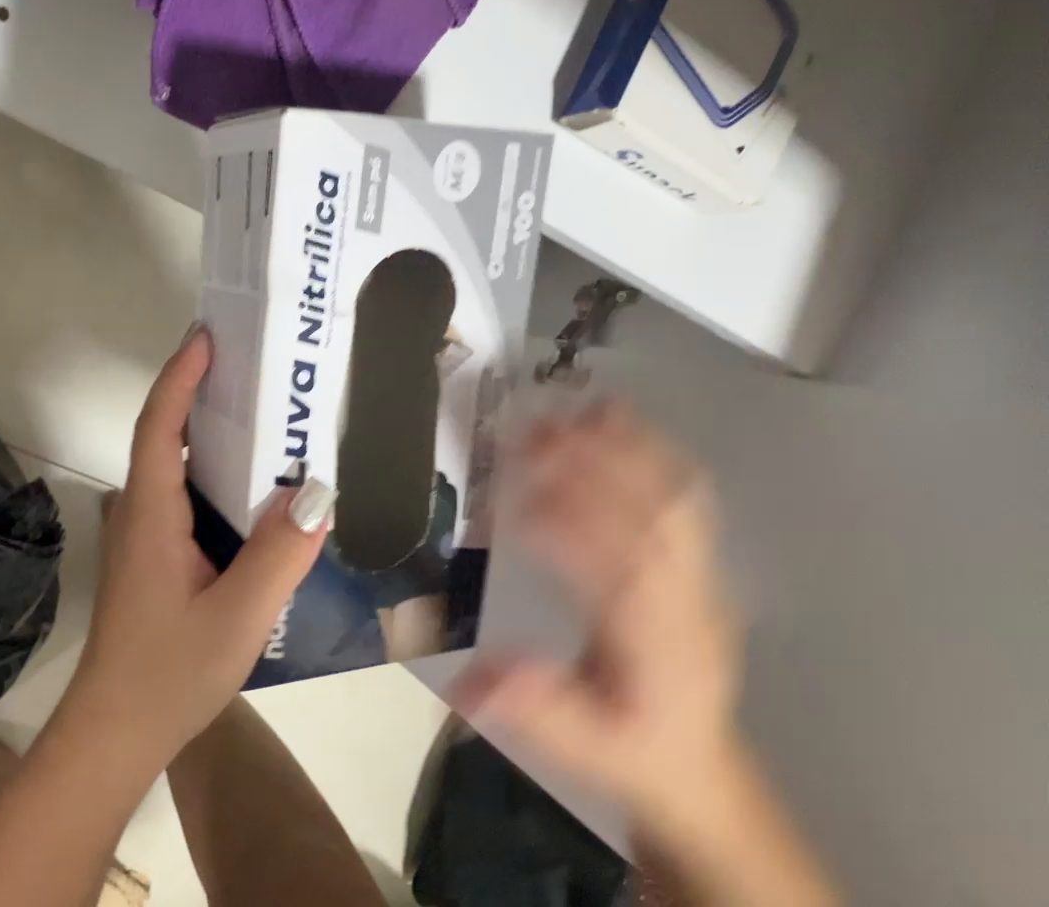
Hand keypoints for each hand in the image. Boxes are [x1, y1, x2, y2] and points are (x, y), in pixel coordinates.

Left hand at [65, 325, 331, 766]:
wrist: (115, 728)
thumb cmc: (168, 672)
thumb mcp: (237, 618)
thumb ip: (277, 555)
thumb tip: (317, 492)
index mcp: (150, 513)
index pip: (160, 426)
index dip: (180, 377)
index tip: (207, 336)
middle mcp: (138, 513)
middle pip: (165, 437)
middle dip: (201, 396)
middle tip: (256, 369)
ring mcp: (140, 537)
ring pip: (173, 470)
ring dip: (208, 438)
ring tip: (266, 420)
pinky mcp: (150, 559)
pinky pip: (181, 500)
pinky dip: (211, 479)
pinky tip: (252, 495)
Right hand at [458, 403, 742, 824]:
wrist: (694, 759)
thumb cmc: (630, 747)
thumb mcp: (582, 745)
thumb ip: (537, 708)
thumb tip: (473, 679)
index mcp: (657, 638)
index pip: (621, 571)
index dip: (571, 531)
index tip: (517, 504)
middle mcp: (685, 596)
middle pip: (653, 518)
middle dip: (599, 467)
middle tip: (537, 429)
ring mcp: (696, 574)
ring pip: (672, 497)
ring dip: (626, 448)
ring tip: (576, 409)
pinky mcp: (691, 562)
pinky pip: (679, 497)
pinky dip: (650, 452)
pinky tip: (617, 421)